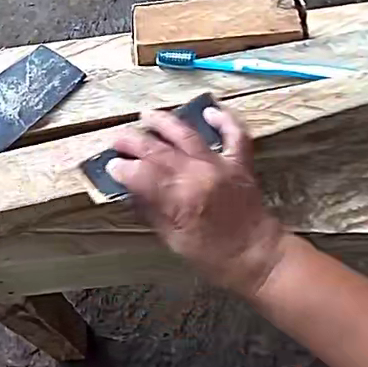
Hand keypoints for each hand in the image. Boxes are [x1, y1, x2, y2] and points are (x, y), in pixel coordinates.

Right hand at [107, 106, 287, 297]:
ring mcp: (221, 164)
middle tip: (118, 139)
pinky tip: (209, 111)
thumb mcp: (172, 240)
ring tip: (148, 115)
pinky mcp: (240, 161)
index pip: (141, 174)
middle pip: (159, 150)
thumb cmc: (213, 255)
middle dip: (134, 142)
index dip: (122, 168)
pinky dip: (223, 119)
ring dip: (166, 122)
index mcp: (180, 198)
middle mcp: (199, 174)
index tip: (111, 165)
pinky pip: (234, 133)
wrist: (256, 254)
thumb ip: (152, 210)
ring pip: (189, 134)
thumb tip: (131, 190)